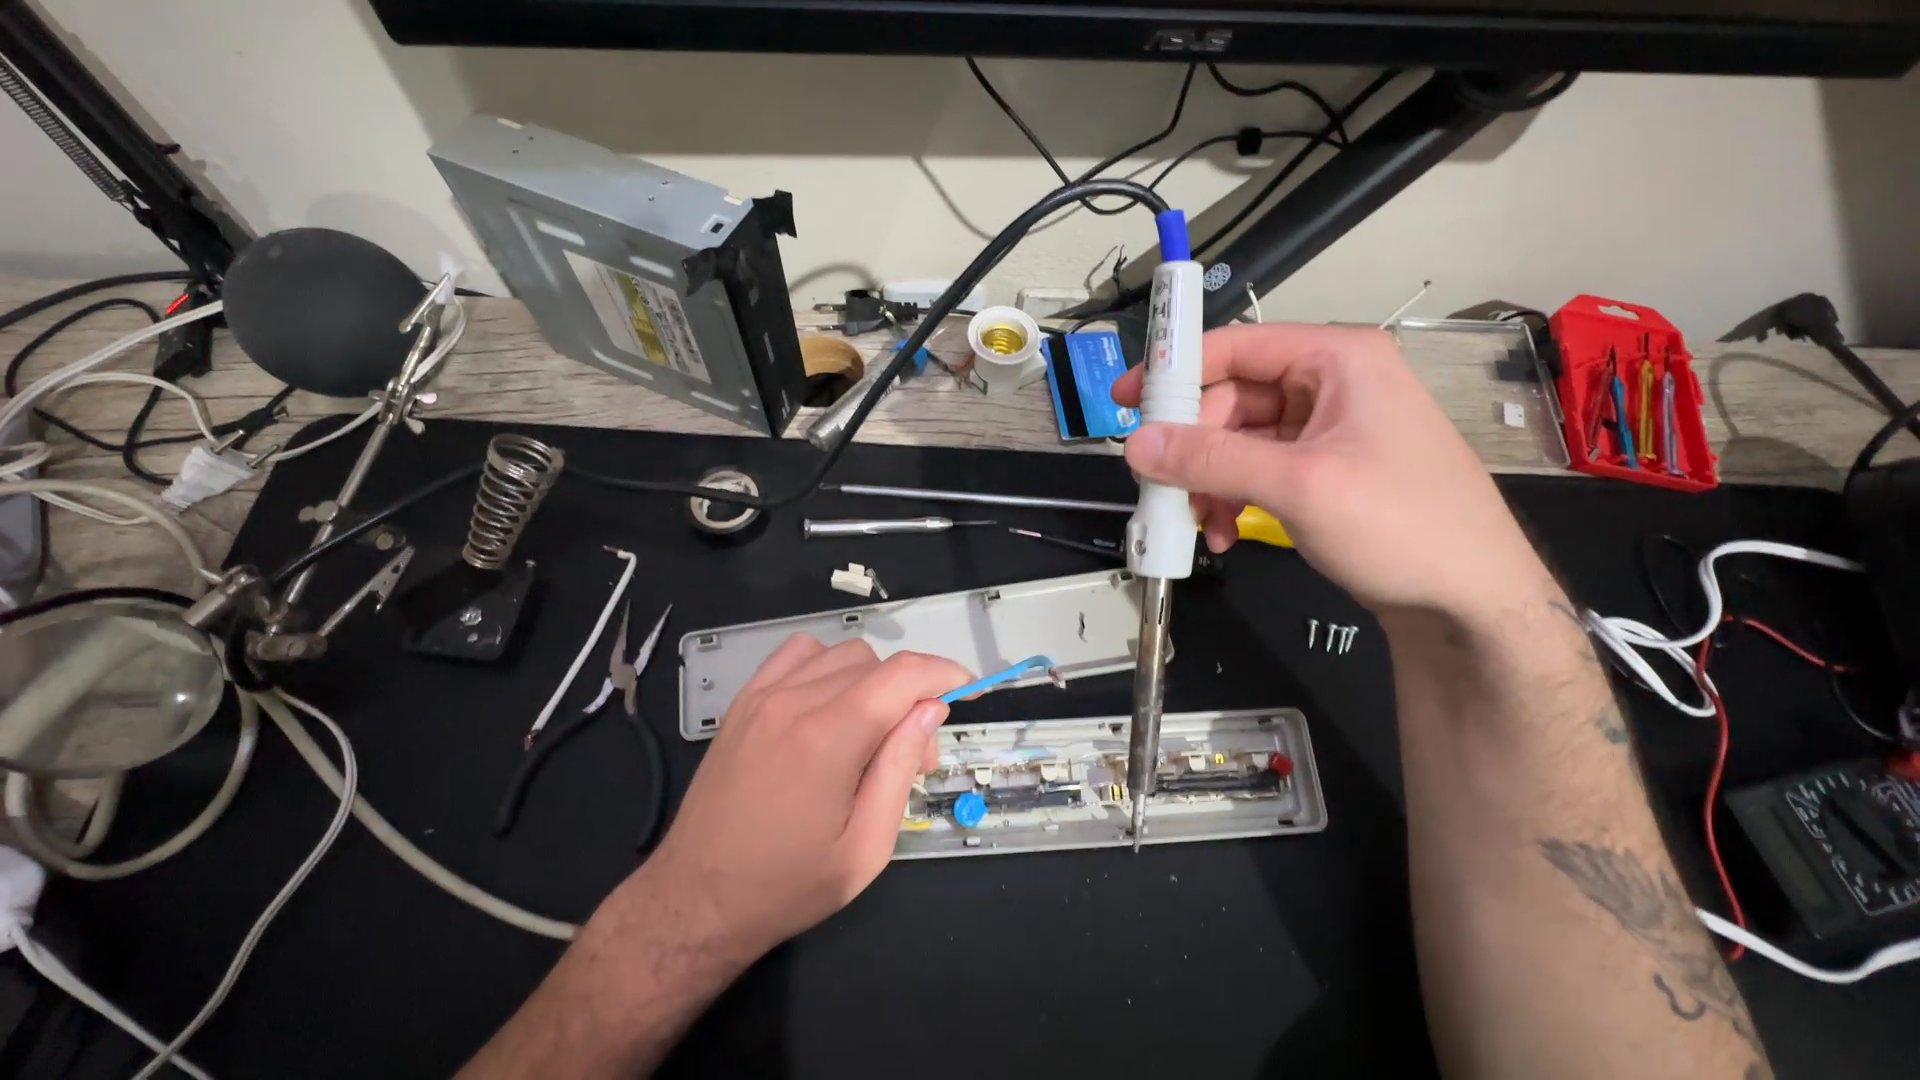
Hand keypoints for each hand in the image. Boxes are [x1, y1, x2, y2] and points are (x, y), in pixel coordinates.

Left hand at [638, 637, 970, 965]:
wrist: (697, 898)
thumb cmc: (788, 885)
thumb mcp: (866, 848)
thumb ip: (900, 768)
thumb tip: (931, 710)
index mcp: (830, 738)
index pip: (904, 675)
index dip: (945, 674)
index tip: (968, 690)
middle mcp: (795, 701)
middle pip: (878, 664)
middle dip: (911, 697)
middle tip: (911, 755)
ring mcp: (763, 696)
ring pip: (841, 654)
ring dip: (872, 682)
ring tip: (870, 734)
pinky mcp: (743, 702)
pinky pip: (798, 654)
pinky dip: (827, 666)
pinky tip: (829, 706)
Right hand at [1112, 323, 1545, 620]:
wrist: (1472, 601)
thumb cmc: (1401, 526)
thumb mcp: (1299, 485)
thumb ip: (1212, 459)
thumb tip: (1135, 444)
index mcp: (1338, 360)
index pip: (1237, 346)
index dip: (1176, 370)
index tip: (1124, 402)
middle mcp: (1333, 385)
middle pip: (1232, 399)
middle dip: (1195, 447)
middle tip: (1163, 487)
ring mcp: (1330, 431)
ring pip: (1241, 440)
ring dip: (1211, 481)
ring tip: (1203, 525)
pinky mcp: (1326, 472)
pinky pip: (1260, 470)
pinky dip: (1234, 498)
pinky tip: (1226, 534)